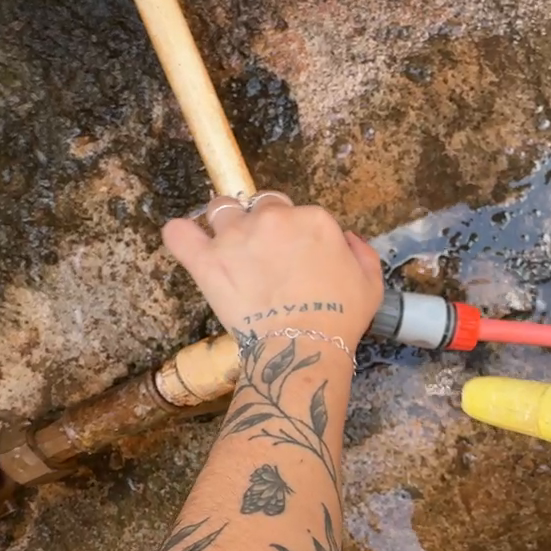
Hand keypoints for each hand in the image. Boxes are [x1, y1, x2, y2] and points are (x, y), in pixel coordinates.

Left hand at [162, 194, 383, 345]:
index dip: (300, 235)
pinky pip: (179, 232)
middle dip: (265, 223)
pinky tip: (192, 244)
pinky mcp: (206, 259)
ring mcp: (235, 236)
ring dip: (226, 224)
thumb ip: (362, 253)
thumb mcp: (371, 285)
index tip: (300, 258)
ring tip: (233, 250)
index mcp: (314, 220)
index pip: (301, 213)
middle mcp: (273, 218)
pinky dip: (183, 235)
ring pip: (221, 209)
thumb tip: (347, 238)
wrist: (303, 346)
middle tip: (268, 257)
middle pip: (262, 204)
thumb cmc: (342, 318)